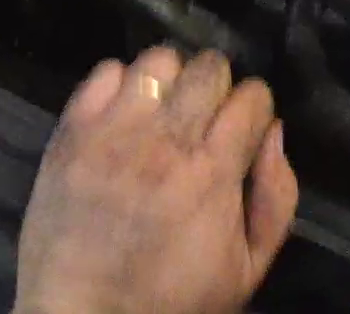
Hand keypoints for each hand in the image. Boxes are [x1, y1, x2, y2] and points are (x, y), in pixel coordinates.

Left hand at [16, 48, 298, 313]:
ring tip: (162, 111)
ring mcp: (114, 131)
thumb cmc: (172, 300)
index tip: (242, 132)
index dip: (254, 111)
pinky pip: (104, 71)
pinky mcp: (72, 131)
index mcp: (212, 172)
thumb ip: (277, 197)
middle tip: (204, 121)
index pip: (253, 94)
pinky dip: (118, 85)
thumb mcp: (247, 269)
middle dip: (217, 88)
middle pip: (210, 66)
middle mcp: (165, 140)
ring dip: (169, 80)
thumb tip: (274, 130)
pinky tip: (122, 115)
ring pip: (160, 60)